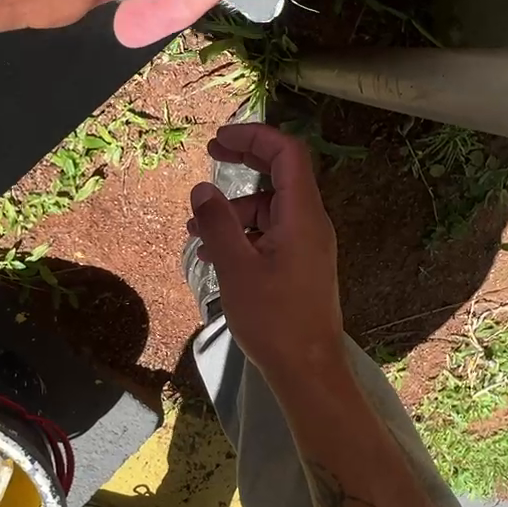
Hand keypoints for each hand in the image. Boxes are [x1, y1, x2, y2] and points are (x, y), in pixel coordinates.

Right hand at [187, 124, 346, 382]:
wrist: (308, 370)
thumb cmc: (273, 319)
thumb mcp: (236, 268)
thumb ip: (218, 223)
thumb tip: (202, 189)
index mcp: (303, 215)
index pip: (287, 153)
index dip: (255, 136)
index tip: (219, 139)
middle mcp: (311, 223)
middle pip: (281, 175)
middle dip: (245, 161)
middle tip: (210, 155)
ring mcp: (308, 246)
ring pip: (271, 209)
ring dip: (235, 209)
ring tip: (196, 229)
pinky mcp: (301, 266)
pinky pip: (272, 235)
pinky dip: (245, 234)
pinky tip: (215, 254)